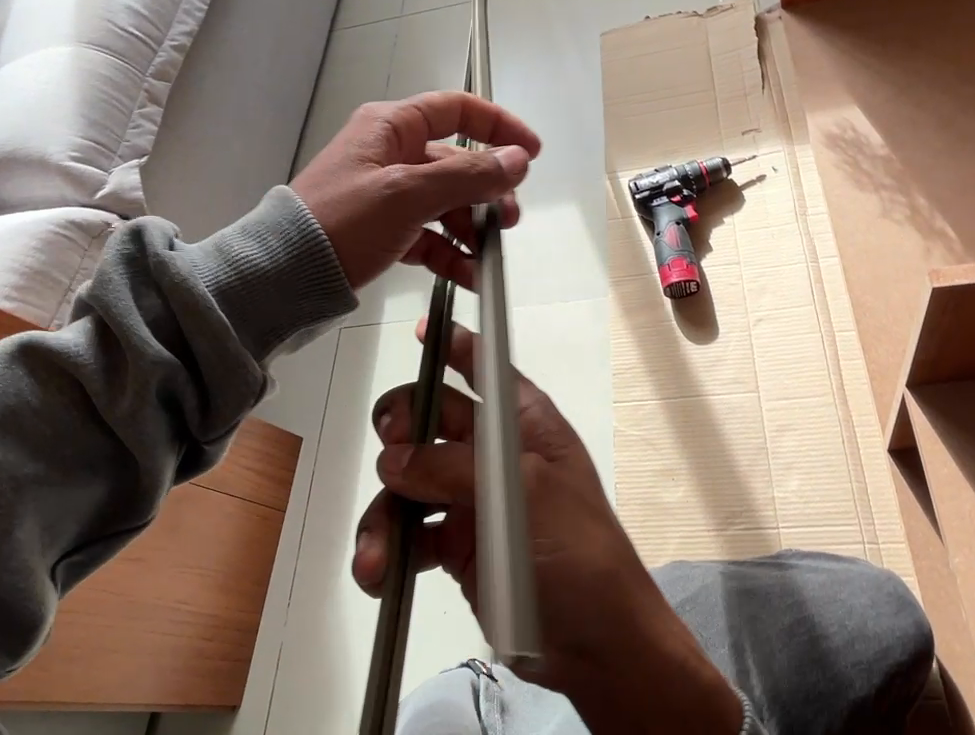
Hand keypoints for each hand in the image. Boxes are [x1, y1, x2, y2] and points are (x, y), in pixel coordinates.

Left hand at [290, 91, 540, 289]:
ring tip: (489, 257)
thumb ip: (468, 176)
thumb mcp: (408, 195)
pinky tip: (469, 275)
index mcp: (390, 127)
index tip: (532, 154)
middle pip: (457, 162)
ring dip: (473, 227)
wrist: (281, 278)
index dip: (499, 126)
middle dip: (489, 191)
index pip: (456, 109)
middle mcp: (390, 153)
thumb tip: (519, 160)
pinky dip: (451, 252)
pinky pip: (429, 234)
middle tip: (509, 221)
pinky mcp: (382, 230)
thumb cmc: (342, 222)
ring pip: (446, 202)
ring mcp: (386, 194)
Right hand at [352, 322, 742, 733]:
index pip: (488, 371)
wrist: (598, 643)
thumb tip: (392, 458)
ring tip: (376, 554)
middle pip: (432, 421)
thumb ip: (455, 468)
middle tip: (389, 447)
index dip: (458, 347)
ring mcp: (473, 501)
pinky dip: (388, 551)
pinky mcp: (456, 546)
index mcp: (526, 425)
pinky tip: (377, 574)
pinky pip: (409, 535)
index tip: (423, 330)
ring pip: (410, 482)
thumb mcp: (524, 494)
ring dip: (385, 511)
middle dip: (402, 429)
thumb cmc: (577, 551)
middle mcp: (494, 455)